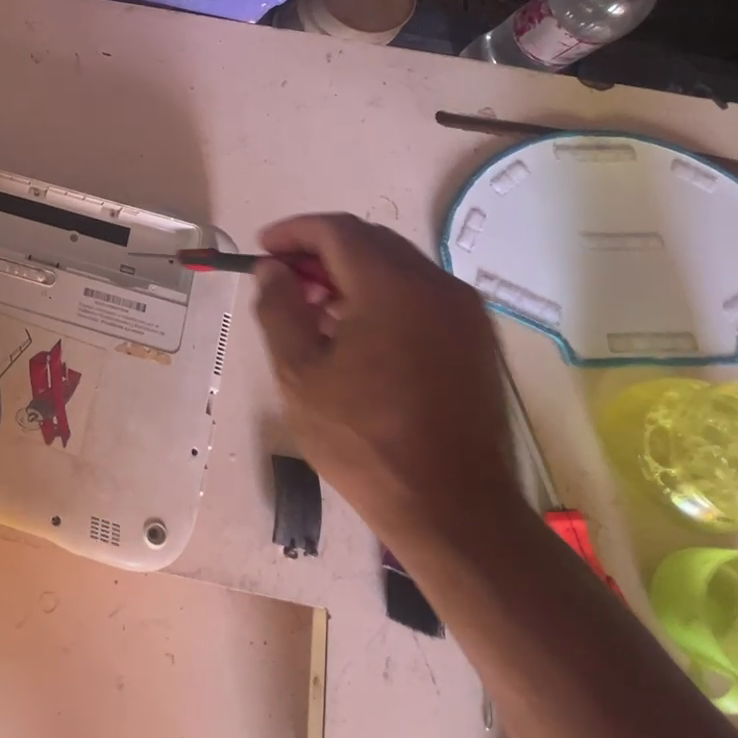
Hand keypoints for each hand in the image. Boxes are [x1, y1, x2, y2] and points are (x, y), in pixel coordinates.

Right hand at [253, 213, 517, 535]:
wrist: (452, 506)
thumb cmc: (363, 438)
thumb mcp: (299, 372)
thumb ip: (279, 308)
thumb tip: (272, 270)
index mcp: (392, 288)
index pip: (337, 231)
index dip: (293, 233)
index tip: (261, 251)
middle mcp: (437, 287)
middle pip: (371, 242)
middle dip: (320, 252)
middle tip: (283, 282)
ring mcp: (465, 314)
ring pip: (398, 267)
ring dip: (351, 274)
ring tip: (315, 314)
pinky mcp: (476, 341)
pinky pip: (421, 296)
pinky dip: (382, 297)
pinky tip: (356, 337)